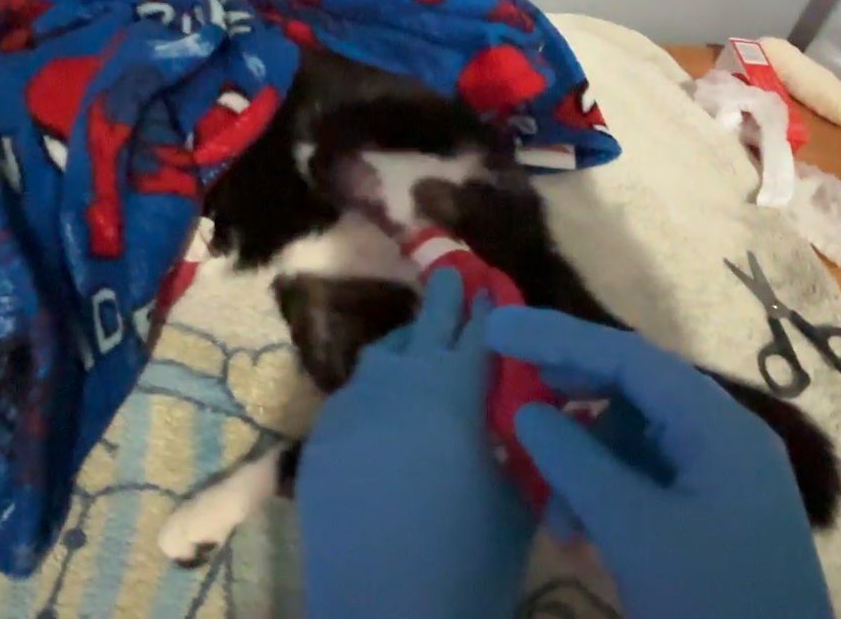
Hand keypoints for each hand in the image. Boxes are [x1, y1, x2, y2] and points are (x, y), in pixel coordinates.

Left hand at [298, 268, 535, 618]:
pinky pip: (355, 393)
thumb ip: (517, 434)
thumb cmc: (469, 563)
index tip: (491, 283)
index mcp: (454, 393)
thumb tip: (518, 402)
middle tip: (455, 277)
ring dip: (410, 344)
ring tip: (424, 349)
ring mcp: (353, 407)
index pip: (477, 330)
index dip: (487, 305)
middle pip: (427, 323)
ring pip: (385, 353)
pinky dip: (378, 388)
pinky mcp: (321, 437)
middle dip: (447, 298)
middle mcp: (400, 384)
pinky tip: (388, 408)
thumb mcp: (517, 496)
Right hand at [488, 307, 834, 618]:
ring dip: (585, 461)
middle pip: (633, 385)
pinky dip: (607, 491)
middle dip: (570, 392)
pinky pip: (646, 474)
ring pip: (634, 435)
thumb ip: (574, 461)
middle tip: (514, 391)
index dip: (558, 336)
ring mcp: (721, 475)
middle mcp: (723, 434)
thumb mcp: (634, 533)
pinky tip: (580, 530)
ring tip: (555, 517)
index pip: (627, 355)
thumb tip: (527, 411)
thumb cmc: (713, 608)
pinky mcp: (712, 512)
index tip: (498, 329)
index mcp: (718, 424)